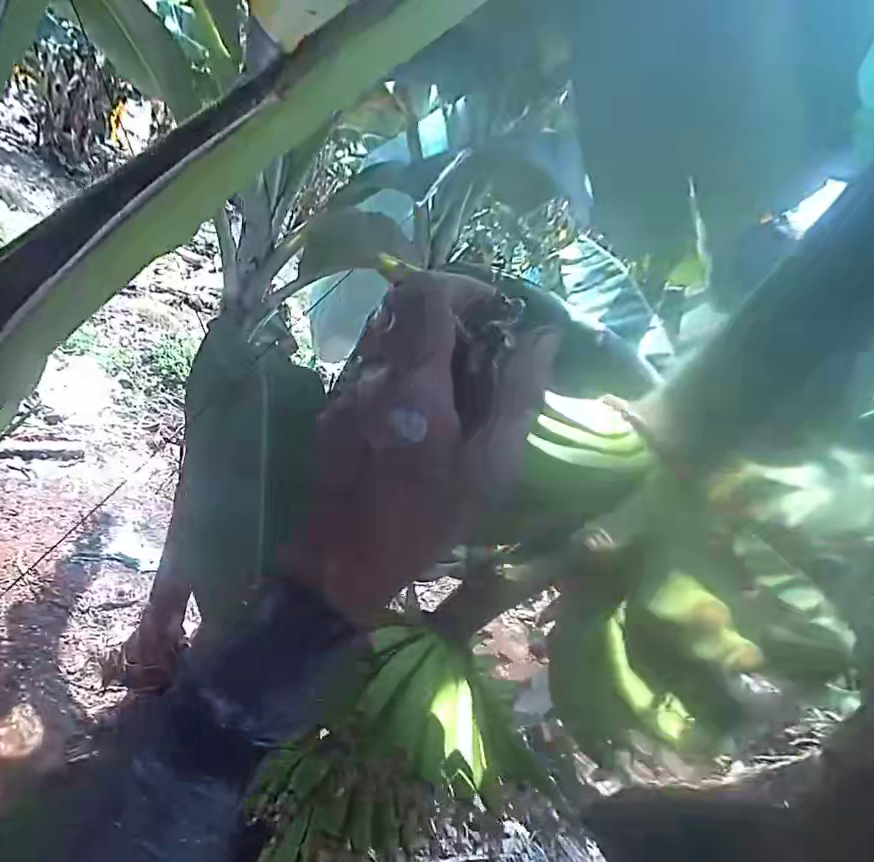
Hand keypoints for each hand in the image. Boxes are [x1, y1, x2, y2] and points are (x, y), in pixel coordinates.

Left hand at [284, 271, 555, 623]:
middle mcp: (370, 375)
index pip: (429, 292)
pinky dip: (398, 369)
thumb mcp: (489, 468)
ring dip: (419, 341)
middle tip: (476, 347)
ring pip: (383, 337)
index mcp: (413, 383)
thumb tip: (543, 338)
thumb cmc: (425, 521)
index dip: (465, 285)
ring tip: (450, 382)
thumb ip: (517, 396)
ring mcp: (343, 393)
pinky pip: (368, 369)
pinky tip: (416, 412)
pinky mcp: (331, 414)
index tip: (493, 309)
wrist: (343, 563)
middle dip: (445, 312)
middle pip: (402, 307)